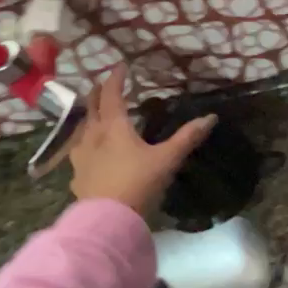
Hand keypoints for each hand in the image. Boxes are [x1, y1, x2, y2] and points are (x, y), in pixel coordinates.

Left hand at [65, 65, 215, 217]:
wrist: (108, 220)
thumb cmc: (138, 183)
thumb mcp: (167, 159)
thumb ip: (187, 137)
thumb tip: (211, 117)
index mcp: (114, 127)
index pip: (111, 95)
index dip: (115, 78)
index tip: (120, 67)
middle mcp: (92, 136)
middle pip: (91, 108)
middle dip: (97, 94)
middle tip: (102, 85)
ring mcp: (80, 157)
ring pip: (81, 130)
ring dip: (88, 119)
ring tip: (94, 117)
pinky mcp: (76, 177)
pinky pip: (78, 155)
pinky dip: (84, 147)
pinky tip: (88, 155)